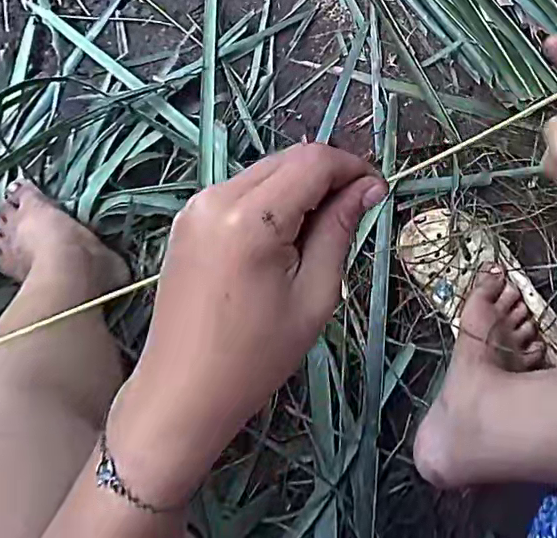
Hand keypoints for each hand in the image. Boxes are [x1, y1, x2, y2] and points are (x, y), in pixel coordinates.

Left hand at [106, 143, 385, 502]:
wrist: (179, 398)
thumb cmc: (255, 357)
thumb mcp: (315, 294)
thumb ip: (340, 228)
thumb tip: (370, 186)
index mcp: (251, 219)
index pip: (314, 161)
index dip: (353, 167)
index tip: (377, 191)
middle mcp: (219, 197)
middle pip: (292, 157)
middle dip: (330, 174)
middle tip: (356, 208)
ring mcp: (198, 204)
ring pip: (270, 168)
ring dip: (303, 183)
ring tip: (320, 227)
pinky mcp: (190, 216)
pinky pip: (246, 186)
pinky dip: (276, 195)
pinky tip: (285, 233)